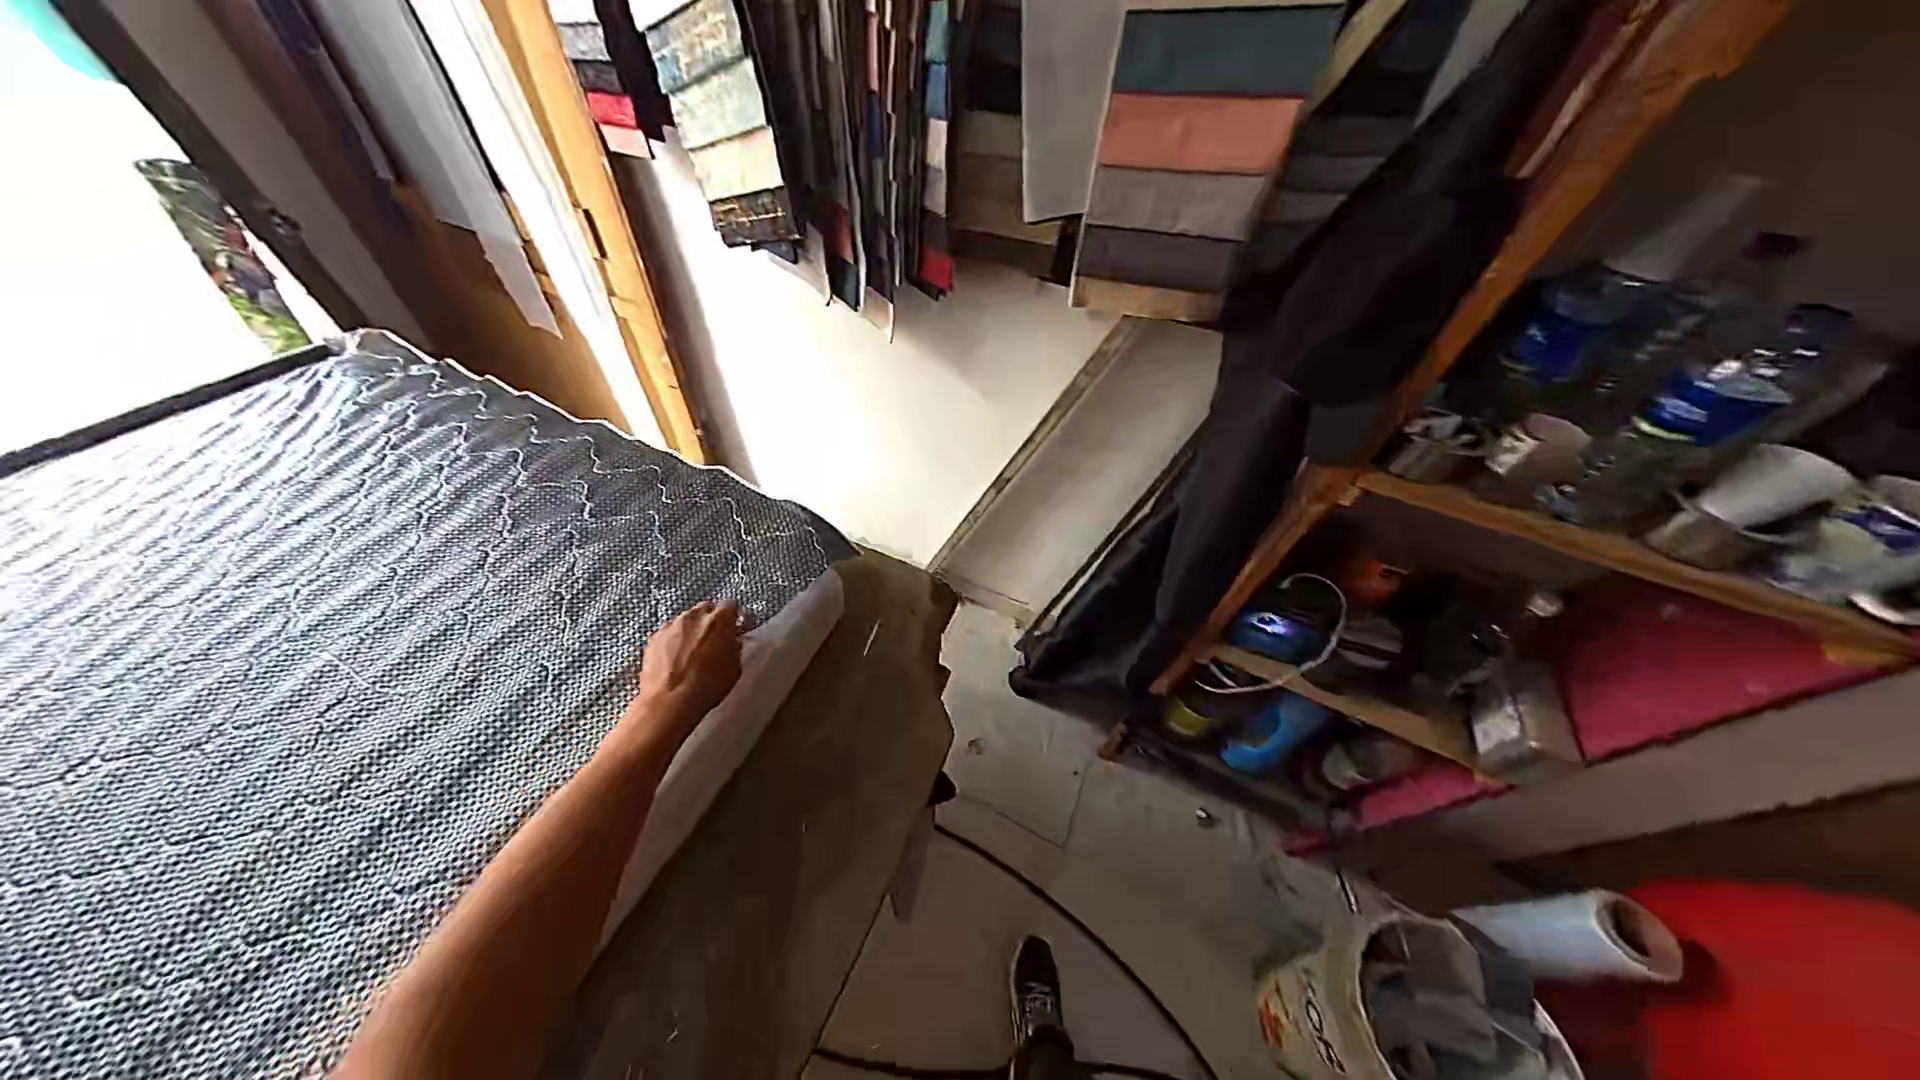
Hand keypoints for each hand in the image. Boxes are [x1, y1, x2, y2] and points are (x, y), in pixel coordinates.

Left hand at [620, 601, 741, 749]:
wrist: (670, 702)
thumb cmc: (708, 686)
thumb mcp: (734, 668)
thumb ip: (734, 648)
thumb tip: (732, 642)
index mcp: (719, 620)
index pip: (730, 605)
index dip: (733, 617)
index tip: (735, 627)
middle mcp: (694, 617)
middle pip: (705, 609)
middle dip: (710, 620)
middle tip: (713, 638)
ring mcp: (671, 626)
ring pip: (685, 620)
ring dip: (690, 630)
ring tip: (692, 651)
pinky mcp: (653, 639)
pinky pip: (667, 633)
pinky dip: (672, 641)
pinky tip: (674, 658)